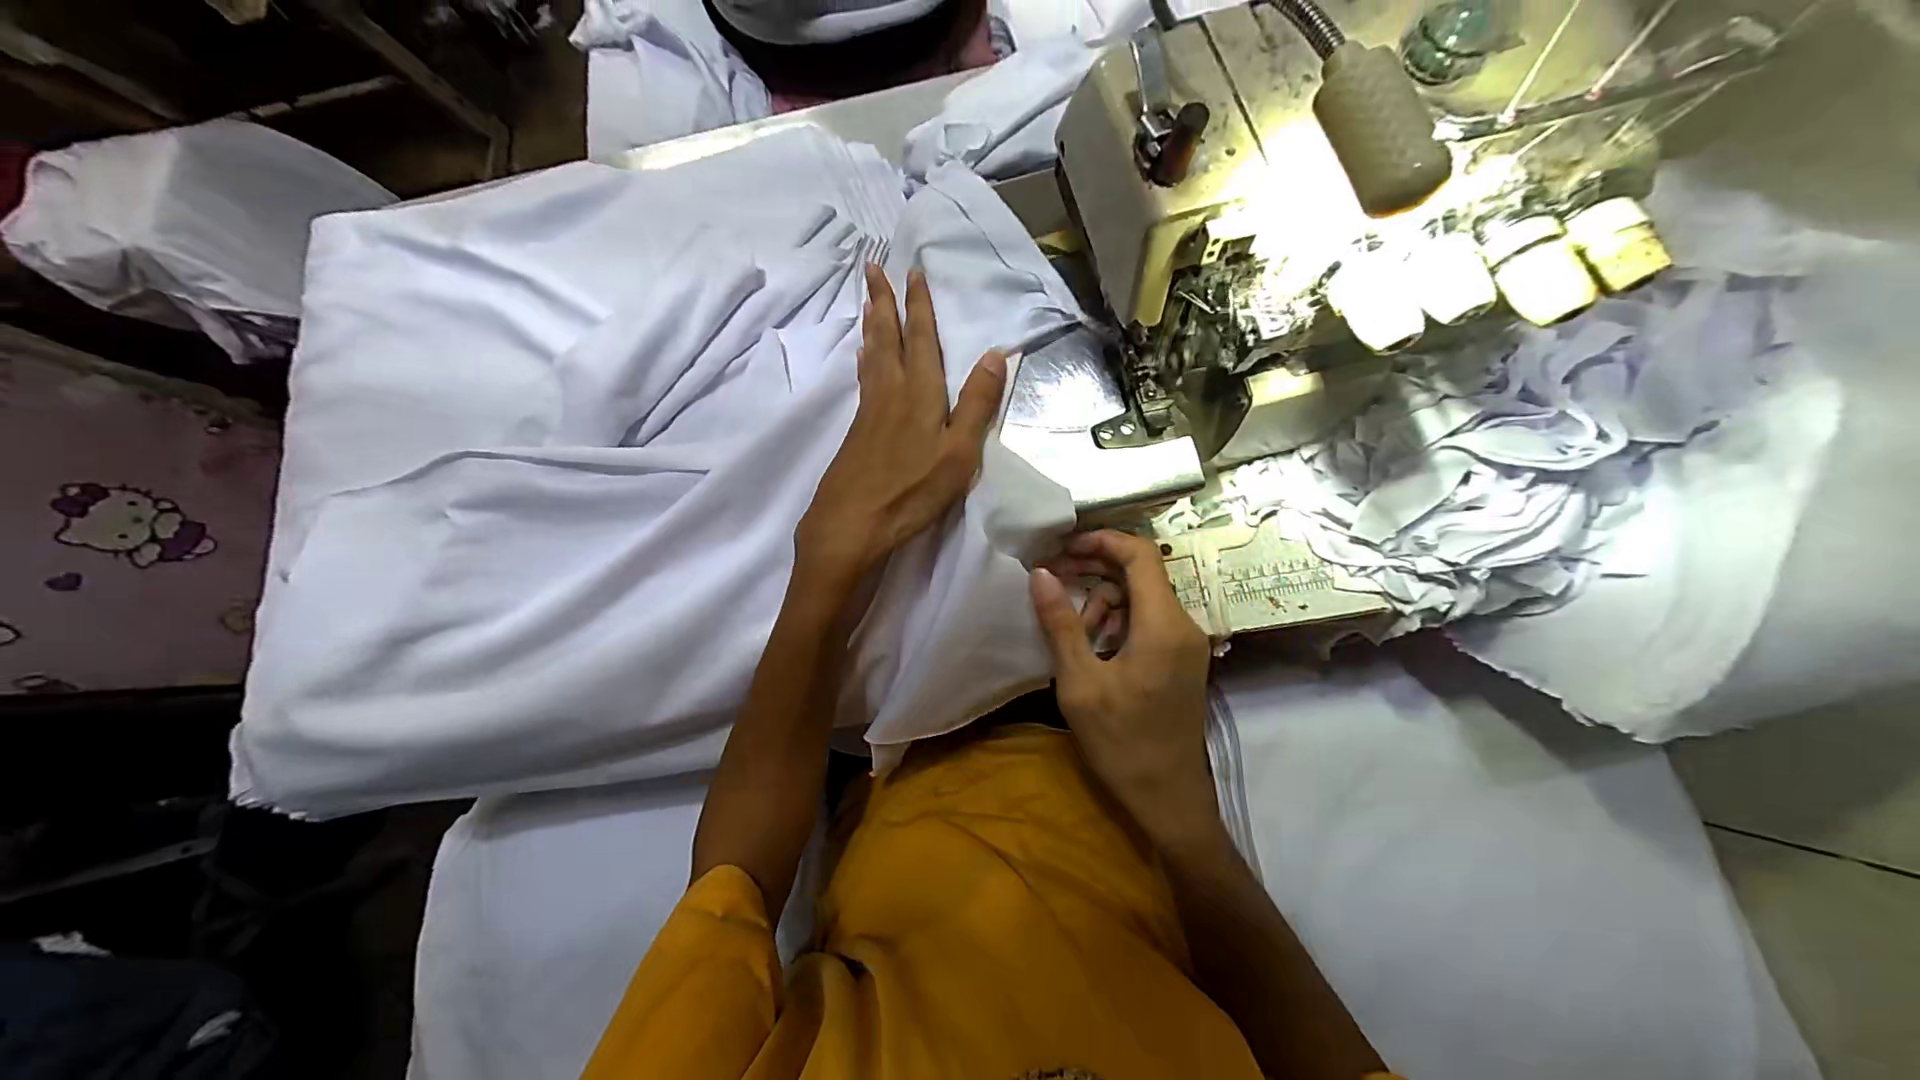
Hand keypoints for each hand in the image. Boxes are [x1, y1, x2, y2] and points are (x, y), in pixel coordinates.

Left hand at [796, 263, 1006, 586]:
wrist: (852, 523)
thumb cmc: (913, 490)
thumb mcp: (960, 452)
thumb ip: (977, 403)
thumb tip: (995, 353)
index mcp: (920, 393)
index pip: (922, 339)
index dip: (919, 305)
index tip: (913, 271)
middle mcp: (891, 391)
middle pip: (887, 337)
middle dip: (883, 301)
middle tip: (872, 267)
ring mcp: (870, 410)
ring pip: (871, 355)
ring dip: (872, 324)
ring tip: (868, 301)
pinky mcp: (857, 430)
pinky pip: (863, 378)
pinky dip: (864, 358)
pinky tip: (862, 359)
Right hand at [1030, 530, 1223, 851]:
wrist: (1168, 797)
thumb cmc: (1122, 743)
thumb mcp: (1080, 684)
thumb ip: (1061, 624)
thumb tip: (1041, 574)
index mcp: (1163, 625)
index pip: (1141, 554)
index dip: (1102, 540)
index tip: (1064, 547)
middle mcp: (1184, 625)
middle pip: (1142, 572)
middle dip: (1097, 569)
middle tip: (1056, 579)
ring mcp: (1187, 643)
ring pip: (1143, 597)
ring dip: (1105, 599)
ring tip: (1075, 628)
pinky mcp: (1182, 658)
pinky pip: (1150, 620)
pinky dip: (1120, 620)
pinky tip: (1096, 645)